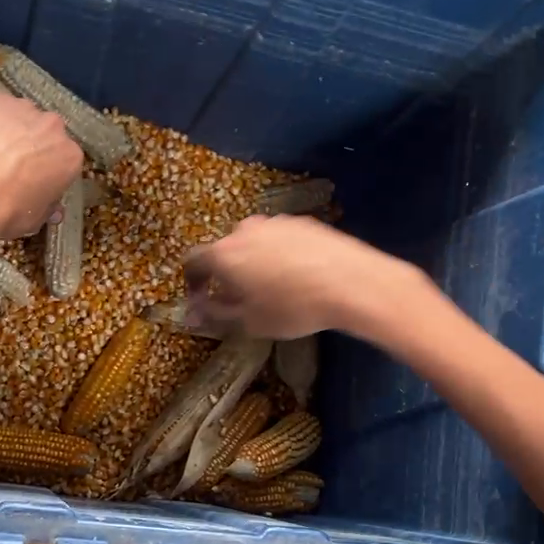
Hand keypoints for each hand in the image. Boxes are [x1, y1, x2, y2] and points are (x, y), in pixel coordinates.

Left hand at [0, 92, 82, 240]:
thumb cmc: (7, 212)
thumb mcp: (34, 219)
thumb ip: (46, 207)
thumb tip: (52, 209)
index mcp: (69, 157)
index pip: (64, 162)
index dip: (49, 173)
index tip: (36, 182)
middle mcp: (52, 127)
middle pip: (45, 134)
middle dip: (33, 147)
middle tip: (13, 167)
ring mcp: (23, 108)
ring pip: (21, 118)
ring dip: (12, 132)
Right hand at [181, 215, 427, 339]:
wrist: (352, 283)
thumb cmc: (292, 307)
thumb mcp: (248, 321)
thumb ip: (214, 314)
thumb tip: (191, 313)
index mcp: (224, 253)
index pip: (193, 263)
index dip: (191, 283)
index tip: (199, 301)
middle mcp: (244, 230)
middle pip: (224, 251)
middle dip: (225, 274)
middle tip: (236, 300)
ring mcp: (275, 222)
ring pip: (253, 244)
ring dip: (251, 265)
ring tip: (268, 291)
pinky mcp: (303, 223)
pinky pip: (278, 241)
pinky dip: (276, 258)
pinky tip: (295, 280)